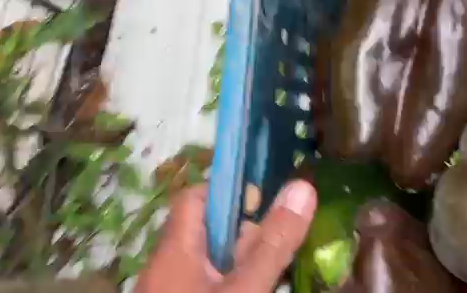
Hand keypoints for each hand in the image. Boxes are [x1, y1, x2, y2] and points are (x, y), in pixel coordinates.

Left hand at [135, 180, 317, 292]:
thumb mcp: (245, 291)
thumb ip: (274, 242)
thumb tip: (302, 185)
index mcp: (175, 250)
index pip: (196, 197)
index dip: (230, 191)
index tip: (264, 202)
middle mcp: (164, 270)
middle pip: (206, 233)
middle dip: (245, 234)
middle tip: (278, 245)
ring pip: (208, 268)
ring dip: (242, 267)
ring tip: (272, 278)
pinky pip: (203, 290)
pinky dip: (230, 288)